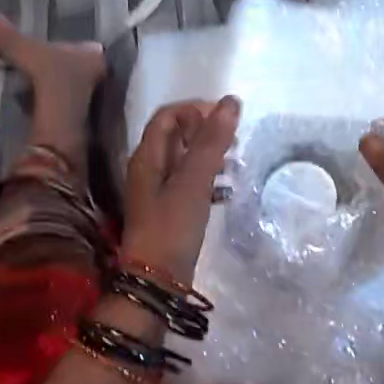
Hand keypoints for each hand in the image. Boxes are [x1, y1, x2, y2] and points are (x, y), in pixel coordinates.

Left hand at [121, 96, 241, 281]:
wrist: (157, 280)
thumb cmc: (172, 227)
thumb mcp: (193, 182)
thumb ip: (211, 143)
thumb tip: (231, 103)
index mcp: (147, 157)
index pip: (168, 116)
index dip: (196, 109)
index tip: (227, 118)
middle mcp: (149, 169)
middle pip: (176, 135)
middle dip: (206, 131)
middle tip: (236, 139)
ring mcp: (158, 191)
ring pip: (185, 160)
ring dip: (210, 155)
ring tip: (236, 162)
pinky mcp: (170, 211)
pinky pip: (190, 184)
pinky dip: (209, 179)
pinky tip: (228, 190)